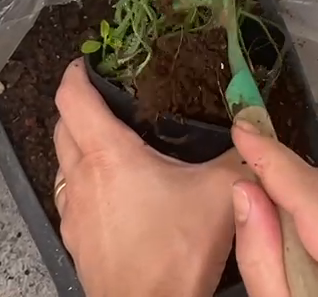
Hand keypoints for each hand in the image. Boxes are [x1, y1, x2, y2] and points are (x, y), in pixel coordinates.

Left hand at [53, 59, 247, 296]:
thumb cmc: (174, 255)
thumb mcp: (219, 194)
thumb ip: (239, 156)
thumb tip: (256, 135)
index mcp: (107, 154)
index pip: (72, 97)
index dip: (75, 73)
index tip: (86, 63)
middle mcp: (81, 179)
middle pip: (62, 127)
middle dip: (76, 106)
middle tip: (103, 98)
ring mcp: (74, 215)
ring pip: (63, 164)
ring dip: (78, 147)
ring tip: (110, 143)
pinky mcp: (77, 244)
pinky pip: (72, 200)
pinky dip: (84, 184)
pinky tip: (114, 194)